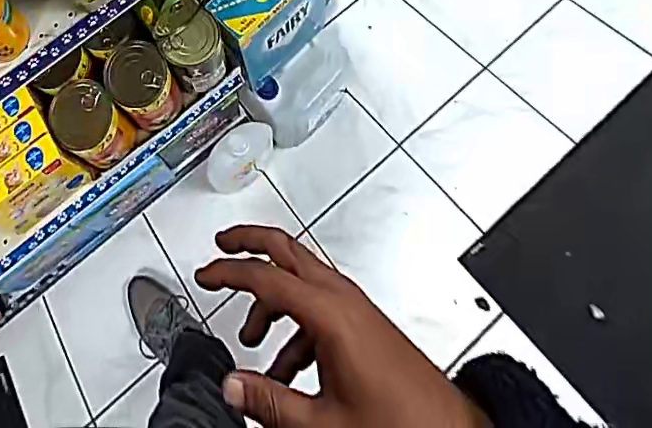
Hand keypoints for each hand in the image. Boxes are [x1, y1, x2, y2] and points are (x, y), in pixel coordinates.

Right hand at [195, 225, 491, 427]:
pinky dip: (294, 323)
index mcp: (327, 311)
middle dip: (249, 243)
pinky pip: (316, 303)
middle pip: (285, 248)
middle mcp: (340, 296)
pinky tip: (289, 368)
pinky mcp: (359, 319)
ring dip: (270, 298)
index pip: (266, 275)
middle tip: (222, 246)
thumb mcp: (323, 423)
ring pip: (299, 279)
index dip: (229, 271)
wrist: (445, 427)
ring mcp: (352, 304)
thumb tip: (233, 386)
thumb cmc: (398, 420)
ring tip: (251, 336)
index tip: (206, 272)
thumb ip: (270, 402)